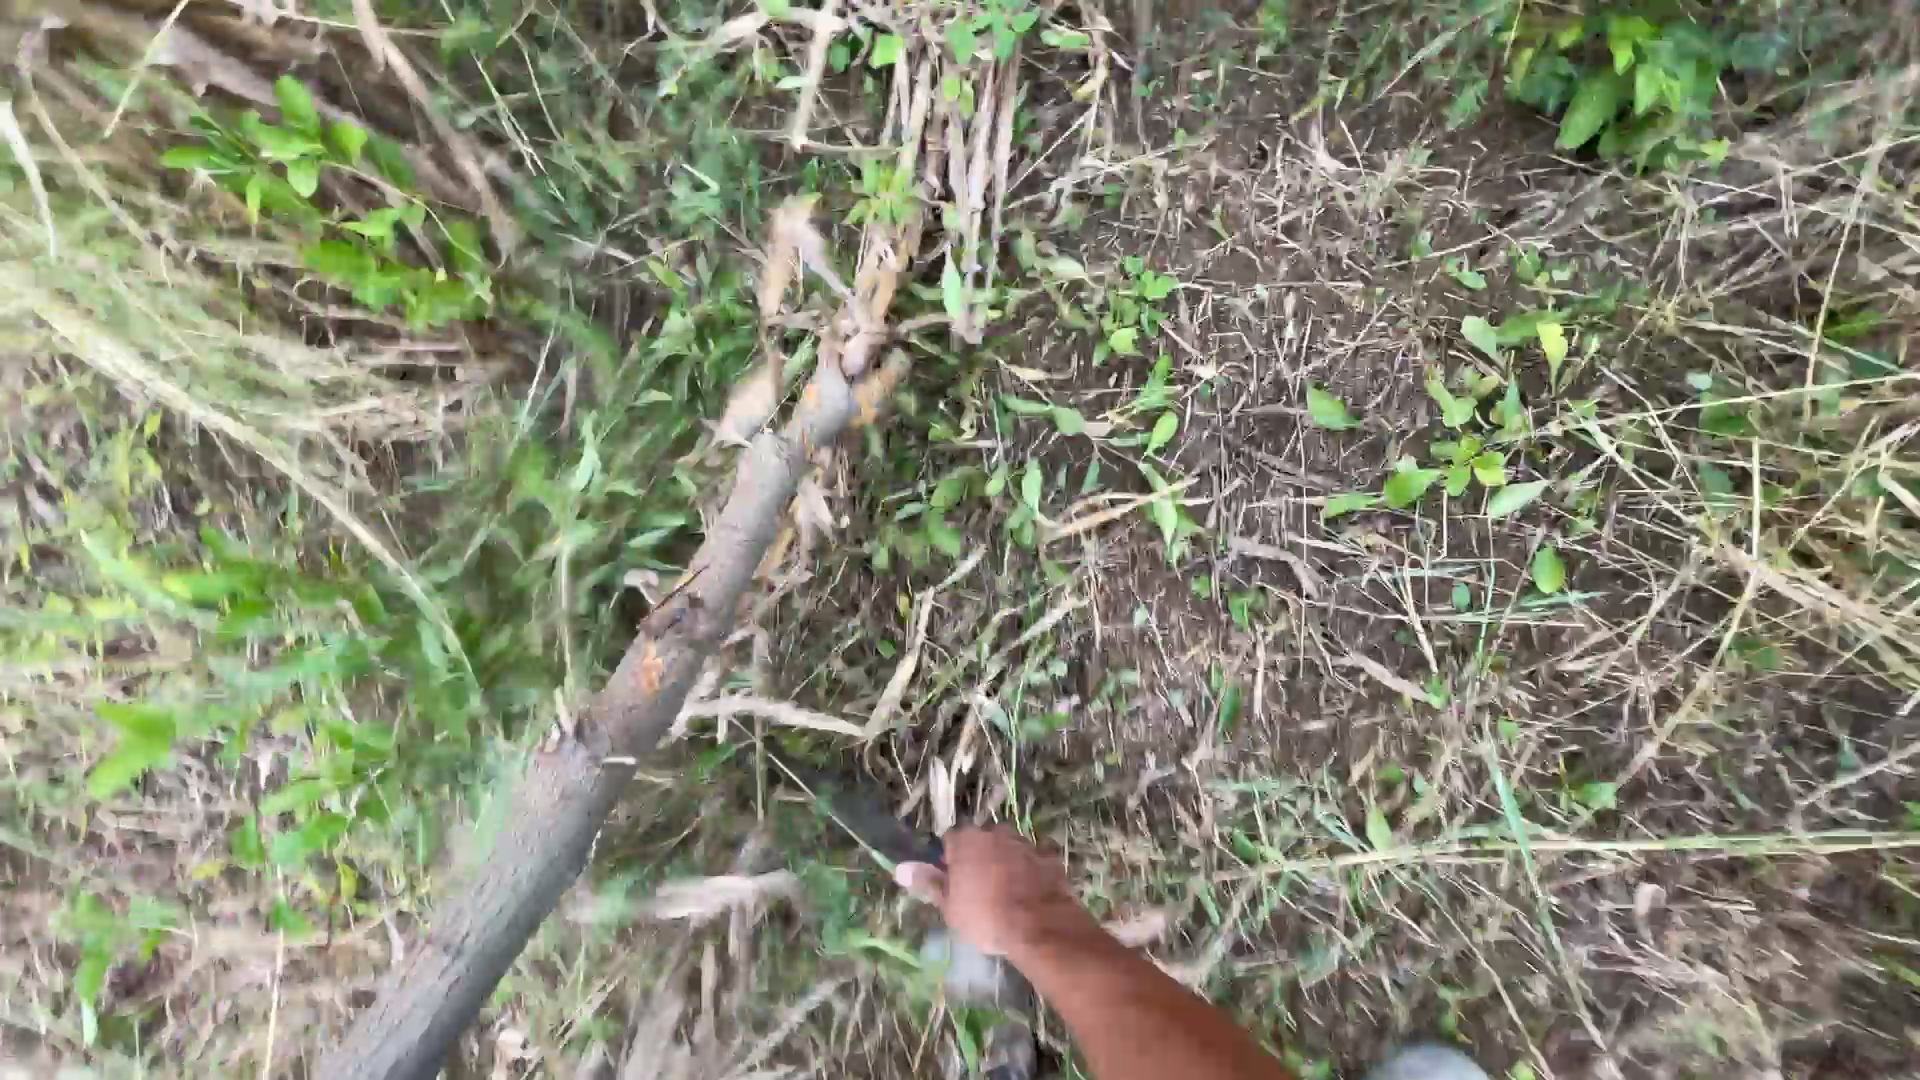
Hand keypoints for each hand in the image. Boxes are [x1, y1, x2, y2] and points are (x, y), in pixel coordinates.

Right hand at [894, 826, 1097, 957]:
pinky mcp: (1047, 855)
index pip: (950, 842)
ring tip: (1006, 896)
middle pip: (980, 842)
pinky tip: (1030, 894)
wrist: (1039, 924)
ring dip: (1005, 864)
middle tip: (979, 893)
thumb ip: (927, 883)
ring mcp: (1023, 841)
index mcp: (966, 840)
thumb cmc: (986, 916)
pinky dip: (1030, 872)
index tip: (955, 886)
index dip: (950, 863)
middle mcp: (994, 832)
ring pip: (1007, 849)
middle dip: (979, 860)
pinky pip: (1033, 860)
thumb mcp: (950, 906)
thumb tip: (900, 868)